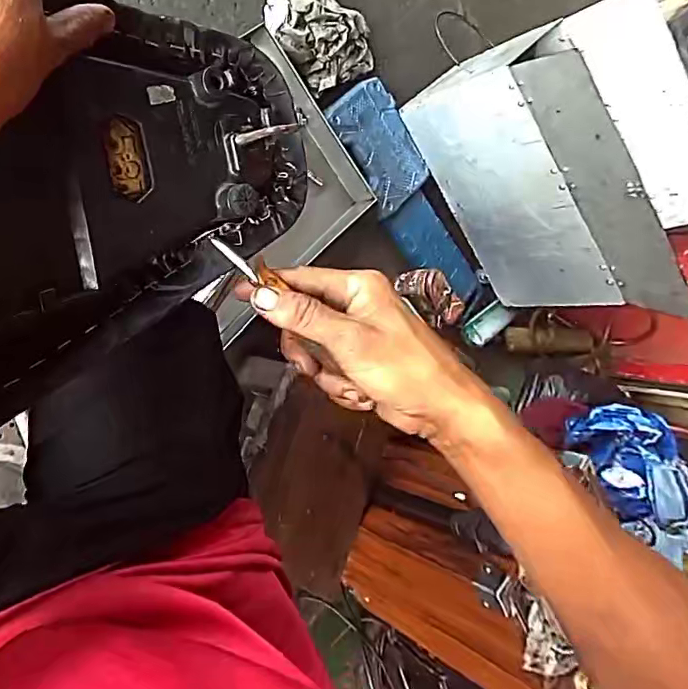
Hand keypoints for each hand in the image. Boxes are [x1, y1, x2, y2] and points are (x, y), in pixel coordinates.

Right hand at [234, 267, 494, 440]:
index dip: (271, 287)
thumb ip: (302, 316)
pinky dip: (338, 383)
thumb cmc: (414, 369)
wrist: (442, 409)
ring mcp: (357, 333)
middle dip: (307, 347)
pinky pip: (327, 368)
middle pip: (301, 318)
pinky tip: (360, 388)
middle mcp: (357, 305)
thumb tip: (267, 296)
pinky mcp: (358, 358)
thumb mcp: (348, 340)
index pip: (301, 278)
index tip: (245, 290)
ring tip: (349, 377)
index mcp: (358, 287)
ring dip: (326, 370)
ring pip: (312, 347)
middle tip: (316, 359)